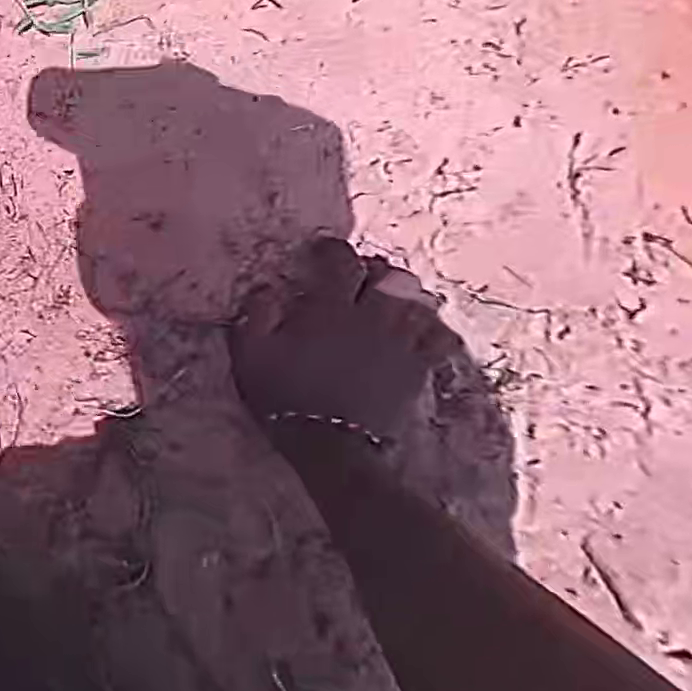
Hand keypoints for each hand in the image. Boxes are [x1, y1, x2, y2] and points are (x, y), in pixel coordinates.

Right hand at [228, 238, 458, 442]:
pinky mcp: (419, 368)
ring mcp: (402, 345)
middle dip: (376, 269)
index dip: (332, 250)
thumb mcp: (250, 351)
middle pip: (393, 278)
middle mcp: (373, 320)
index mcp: (330, 311)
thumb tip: (267, 287)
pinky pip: (440, 337)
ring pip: (421, 303)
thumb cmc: (282, 392)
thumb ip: (257, 313)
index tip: (322, 248)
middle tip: (357, 273)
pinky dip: (430, 326)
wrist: (329, 442)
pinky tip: (415, 328)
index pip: (340, 265)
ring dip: (404, 294)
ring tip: (386, 297)